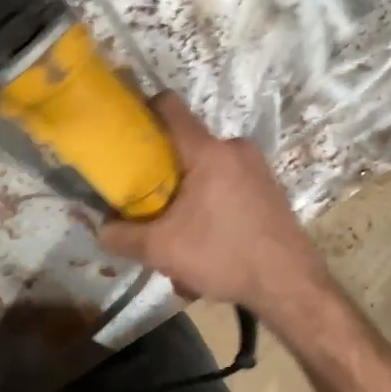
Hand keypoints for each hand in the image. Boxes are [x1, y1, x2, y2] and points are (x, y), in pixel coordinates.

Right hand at [98, 95, 335, 323]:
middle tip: (150, 203)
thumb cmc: (224, 255)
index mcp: (208, 151)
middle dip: (165, 173)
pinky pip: (230, 187)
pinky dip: (214, 207)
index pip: (170, 107)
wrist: (290, 284)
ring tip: (181, 234)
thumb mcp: (161, 250)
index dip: (143, 109)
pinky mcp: (271, 189)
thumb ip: (122, 236)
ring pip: (209, 171)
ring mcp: (258, 168)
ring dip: (190, 197)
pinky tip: (210, 244)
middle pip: (187, 146)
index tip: (125, 129)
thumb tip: (100, 227)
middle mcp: (235, 149)